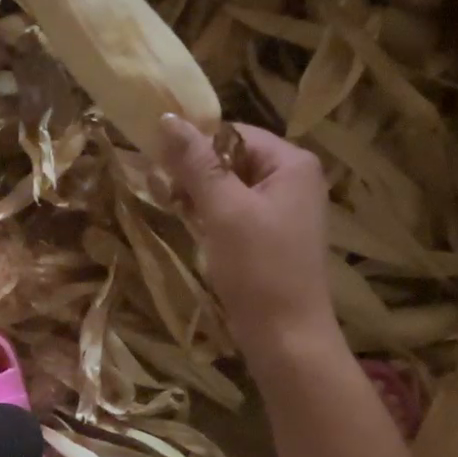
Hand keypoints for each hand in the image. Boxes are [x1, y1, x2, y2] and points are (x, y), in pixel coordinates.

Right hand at [158, 116, 334, 342]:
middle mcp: (295, 181)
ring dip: (202, 200)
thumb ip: (197, 164)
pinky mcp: (274, 242)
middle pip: (234, 160)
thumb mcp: (224, 211)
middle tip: (167, 197)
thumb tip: (166, 119)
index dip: (196, 146)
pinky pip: (238, 216)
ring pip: (233, 190)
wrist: (286, 338)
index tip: (162, 169)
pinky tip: (197, 236)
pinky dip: (214, 222)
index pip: (234, 133)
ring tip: (178, 216)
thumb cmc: (258, 270)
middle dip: (197, 175)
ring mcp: (286, 213)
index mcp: (292, 163)